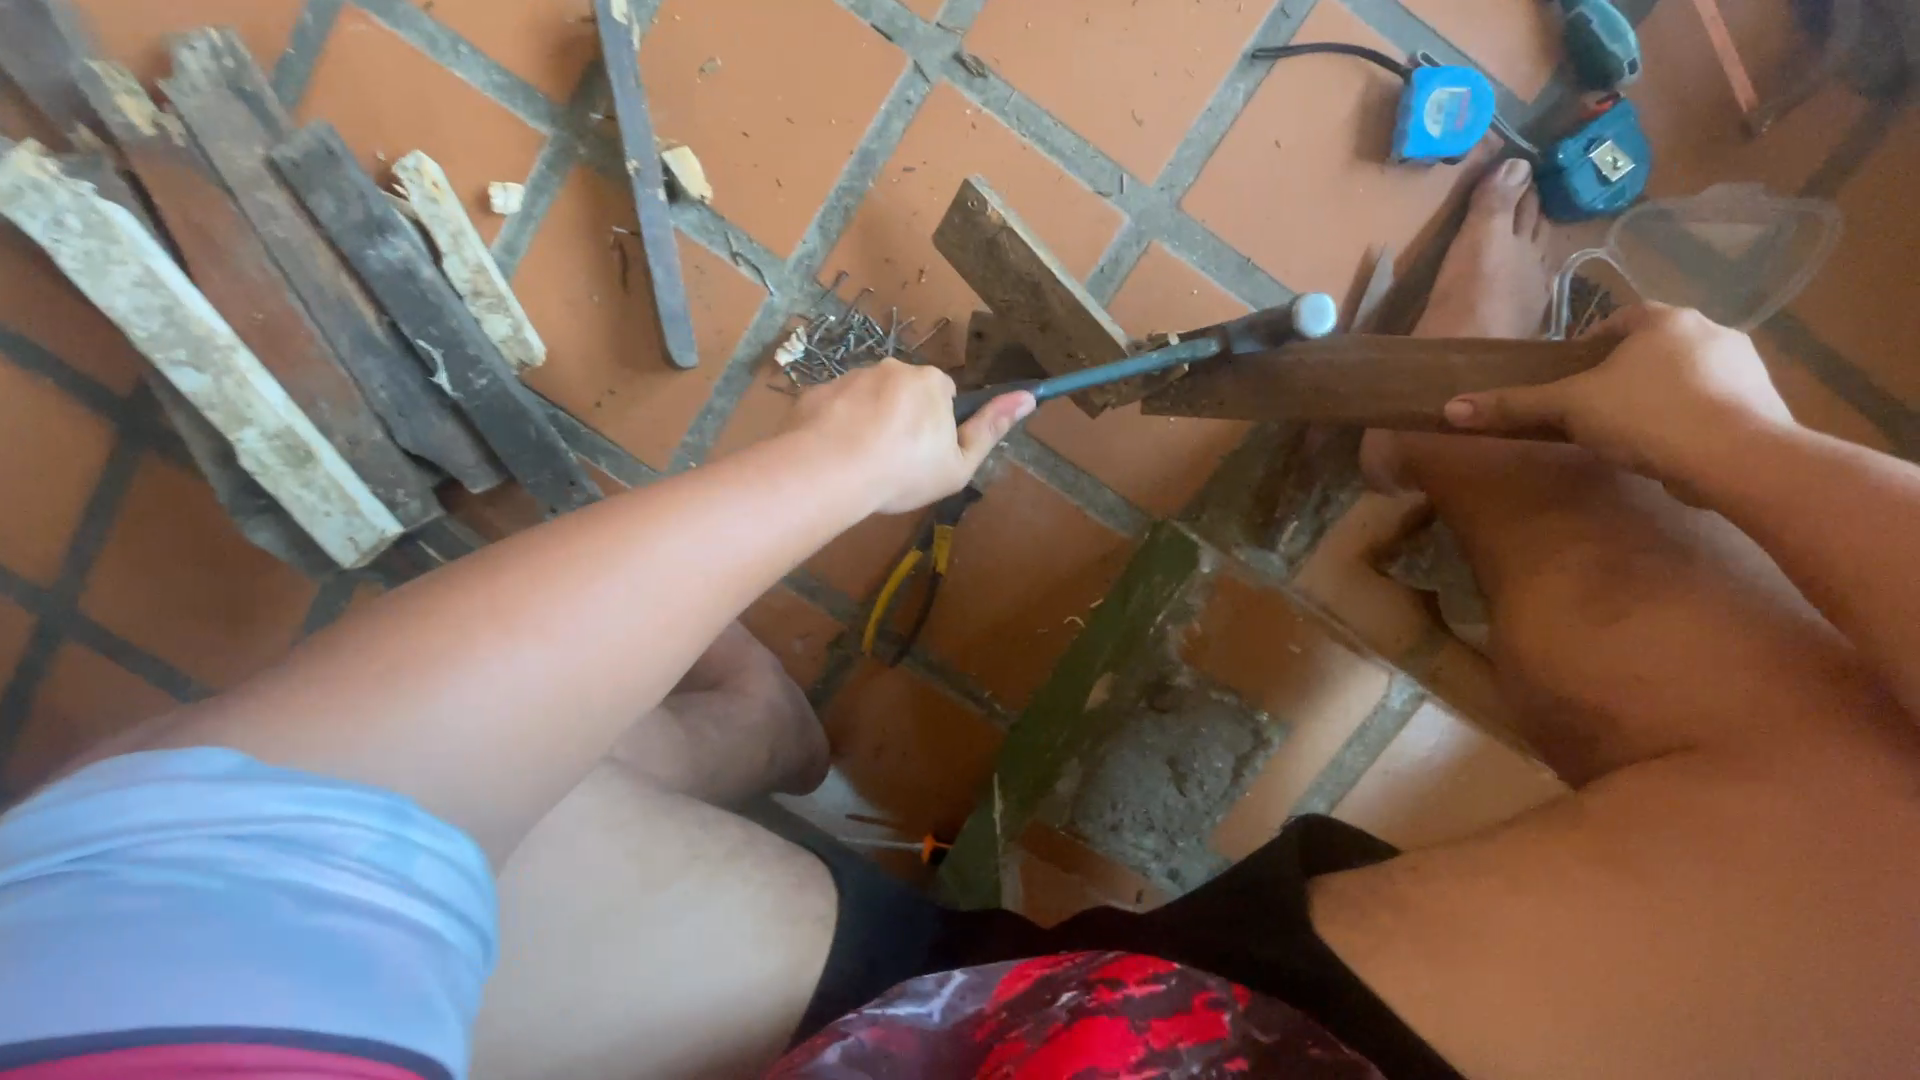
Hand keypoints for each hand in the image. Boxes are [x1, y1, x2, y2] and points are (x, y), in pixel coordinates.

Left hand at [787, 359, 1035, 514]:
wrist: (829, 471)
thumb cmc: (904, 471)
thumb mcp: (959, 462)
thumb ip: (991, 428)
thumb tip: (1028, 397)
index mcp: (932, 382)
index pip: (944, 394)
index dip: (938, 424)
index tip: (926, 452)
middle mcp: (892, 368)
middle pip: (904, 392)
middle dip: (901, 419)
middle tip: (894, 462)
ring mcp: (851, 377)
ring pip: (867, 399)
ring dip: (867, 422)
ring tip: (861, 464)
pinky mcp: (817, 392)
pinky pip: (834, 408)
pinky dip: (836, 426)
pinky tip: (834, 456)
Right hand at [1441, 304, 1796, 483]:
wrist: (1736, 457)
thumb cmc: (1645, 415)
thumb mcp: (1567, 408)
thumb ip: (1513, 405)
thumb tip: (1450, 408)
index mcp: (1665, 320)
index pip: (1621, 319)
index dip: (1590, 344)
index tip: (1571, 376)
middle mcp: (1710, 331)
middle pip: (1652, 346)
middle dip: (1622, 372)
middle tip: (1590, 406)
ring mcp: (1743, 366)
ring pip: (1684, 373)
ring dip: (1655, 394)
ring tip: (1625, 430)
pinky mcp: (1760, 402)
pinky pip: (1711, 401)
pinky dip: (1686, 417)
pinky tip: (1664, 445)